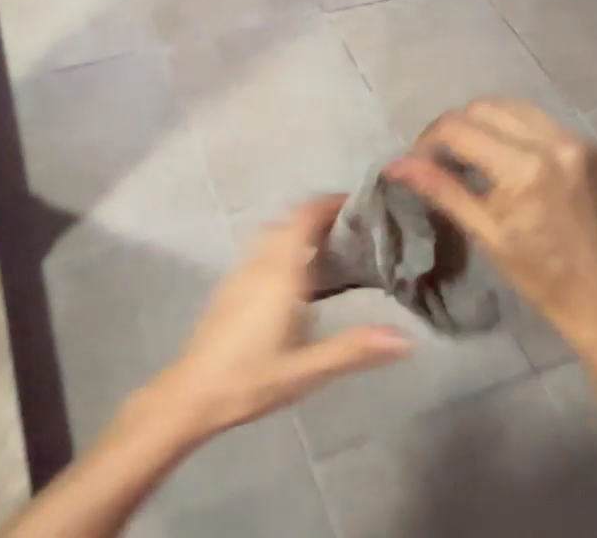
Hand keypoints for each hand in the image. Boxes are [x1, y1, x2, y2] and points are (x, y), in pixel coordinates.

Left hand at [133, 197, 412, 441]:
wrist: (191, 393)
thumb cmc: (250, 379)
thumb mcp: (307, 370)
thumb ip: (354, 350)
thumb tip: (406, 338)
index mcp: (278, 274)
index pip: (302, 219)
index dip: (326, 204)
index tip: (355, 203)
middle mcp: (257, 265)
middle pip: (287, 222)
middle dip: (316, 217)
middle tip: (350, 228)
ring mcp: (239, 274)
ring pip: (270, 235)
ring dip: (296, 231)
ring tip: (328, 248)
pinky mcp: (229, 289)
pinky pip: (259, 252)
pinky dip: (281, 248)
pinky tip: (295, 278)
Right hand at [387, 100, 596, 364]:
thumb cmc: (540, 275)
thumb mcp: (484, 232)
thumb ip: (441, 188)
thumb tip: (395, 164)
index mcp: (525, 167)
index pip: (460, 129)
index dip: (430, 139)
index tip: (420, 160)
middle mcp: (557, 143)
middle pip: (487, 108)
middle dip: (457, 127)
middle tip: (445, 157)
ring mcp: (585, 145)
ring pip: (519, 110)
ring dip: (490, 125)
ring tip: (479, 155)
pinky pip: (550, 127)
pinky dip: (525, 136)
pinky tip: (520, 166)